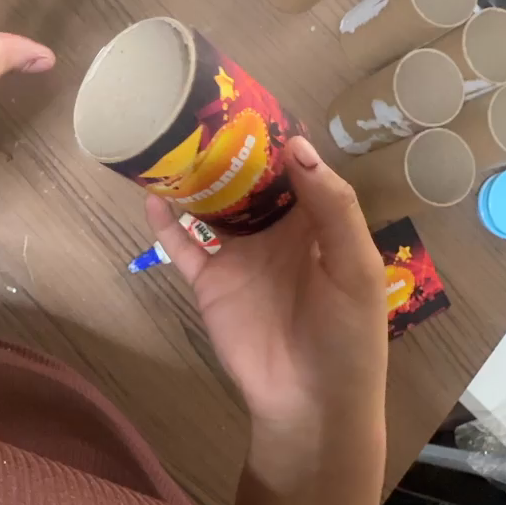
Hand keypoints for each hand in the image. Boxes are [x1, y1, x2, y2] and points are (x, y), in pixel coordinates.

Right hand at [151, 136, 389, 504]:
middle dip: (228, 151)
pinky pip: (183, 248)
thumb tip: (298, 147)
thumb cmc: (346, 335)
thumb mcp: (354, 267)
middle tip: (200, 113)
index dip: (278, 138)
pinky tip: (151, 198)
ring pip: (211, 208)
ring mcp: (238, 257)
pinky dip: (166, 225)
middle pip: (248, 182)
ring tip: (171, 144)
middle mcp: (275, 232)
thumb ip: (332, 207)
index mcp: (317, 223)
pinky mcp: (210, 283)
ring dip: (194, 180)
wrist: (308, 402)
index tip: (252, 103)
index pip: (296, 170)